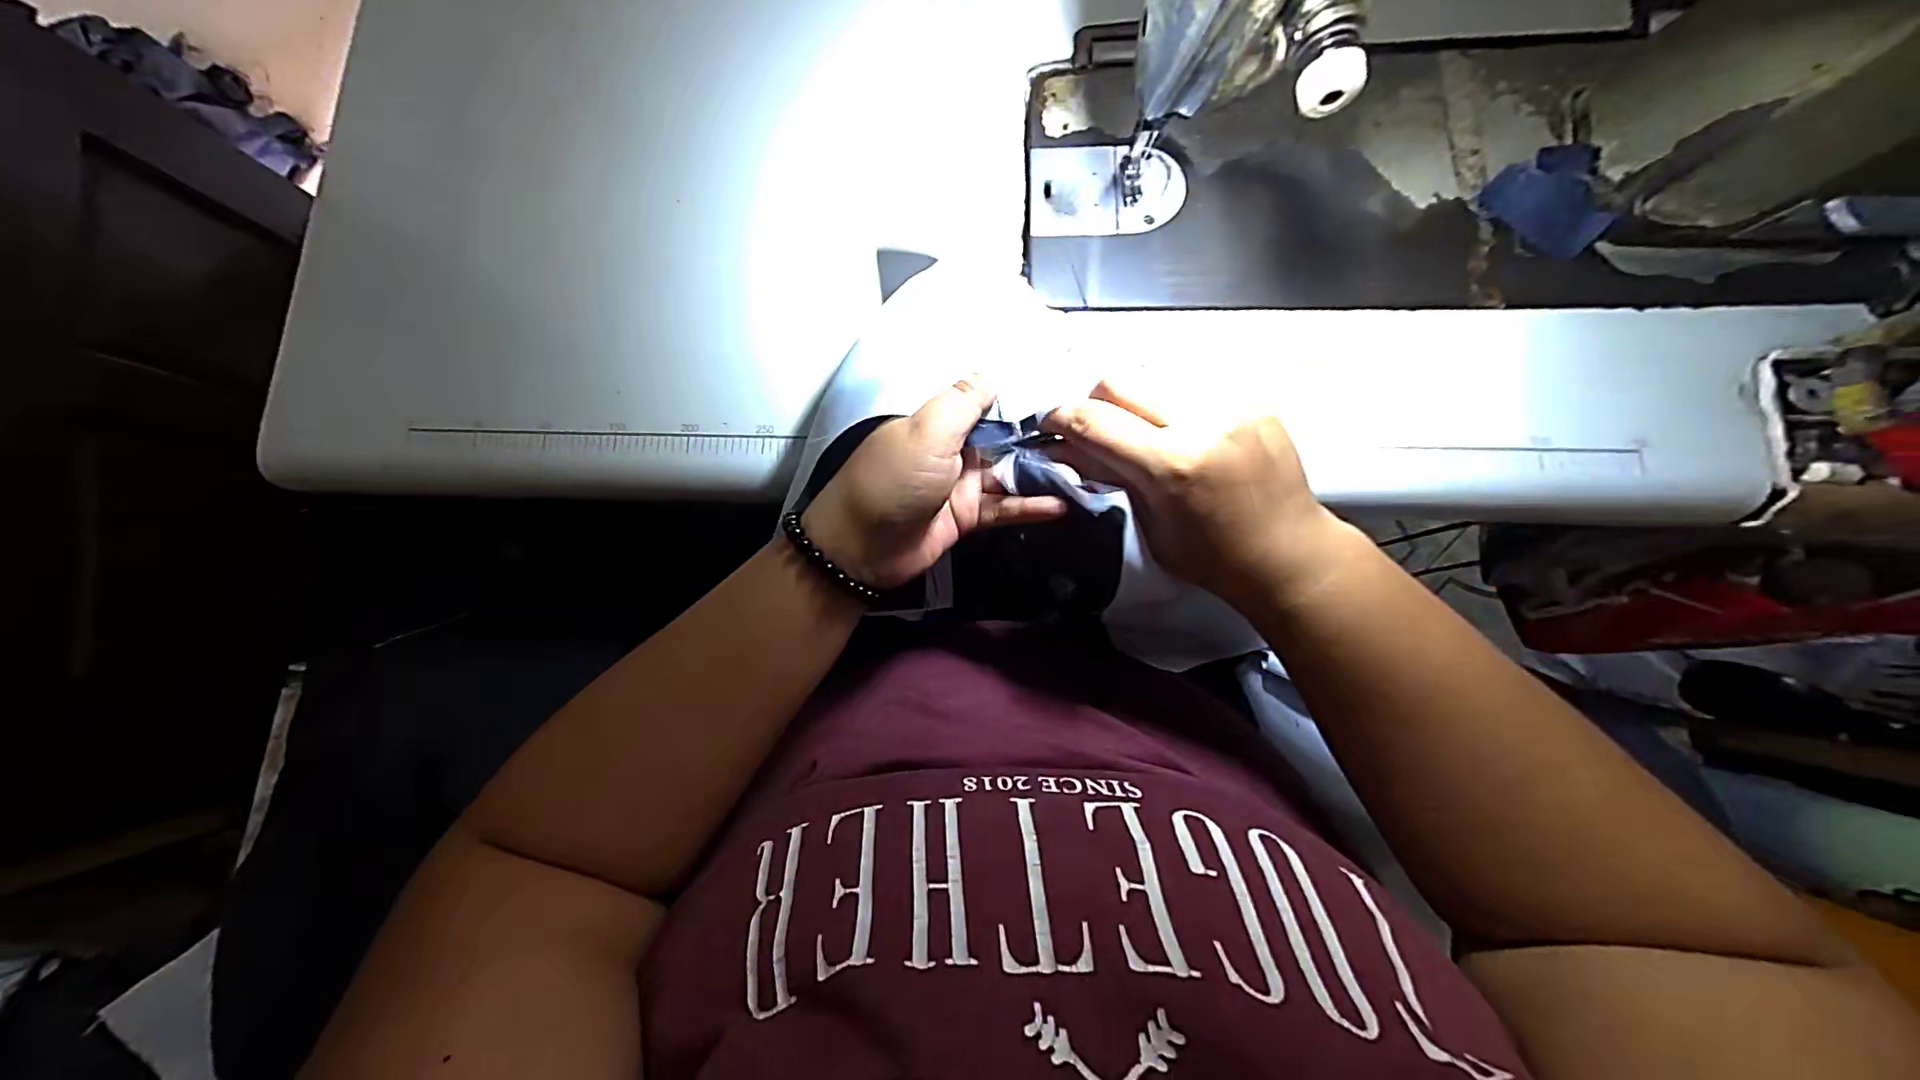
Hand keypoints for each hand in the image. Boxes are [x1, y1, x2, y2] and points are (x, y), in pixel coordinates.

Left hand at [802, 377, 1069, 587]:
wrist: (860, 548)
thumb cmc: (892, 481)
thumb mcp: (926, 432)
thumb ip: (963, 402)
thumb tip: (994, 372)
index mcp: (941, 421)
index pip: (990, 404)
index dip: (1026, 400)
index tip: (1068, 396)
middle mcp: (954, 448)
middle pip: (1007, 440)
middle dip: (1043, 438)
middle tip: (1090, 438)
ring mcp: (962, 484)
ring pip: (1011, 474)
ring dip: (1043, 473)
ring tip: (1087, 471)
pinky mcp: (968, 517)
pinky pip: (1005, 508)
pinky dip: (1031, 506)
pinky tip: (1062, 504)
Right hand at [1042, 379, 1364, 607]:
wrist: (1288, 554)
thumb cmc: (1214, 557)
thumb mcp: (1148, 523)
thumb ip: (1107, 475)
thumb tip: (1064, 449)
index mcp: (1172, 465)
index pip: (1093, 420)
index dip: (1060, 418)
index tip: (1051, 425)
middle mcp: (1203, 422)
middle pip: (1119, 379)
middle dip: (1096, 402)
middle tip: (1097, 430)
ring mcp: (1232, 405)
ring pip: (1154, 374)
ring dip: (1135, 400)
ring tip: (1143, 433)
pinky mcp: (1252, 400)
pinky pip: (1191, 384)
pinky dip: (1171, 403)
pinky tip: (1179, 431)